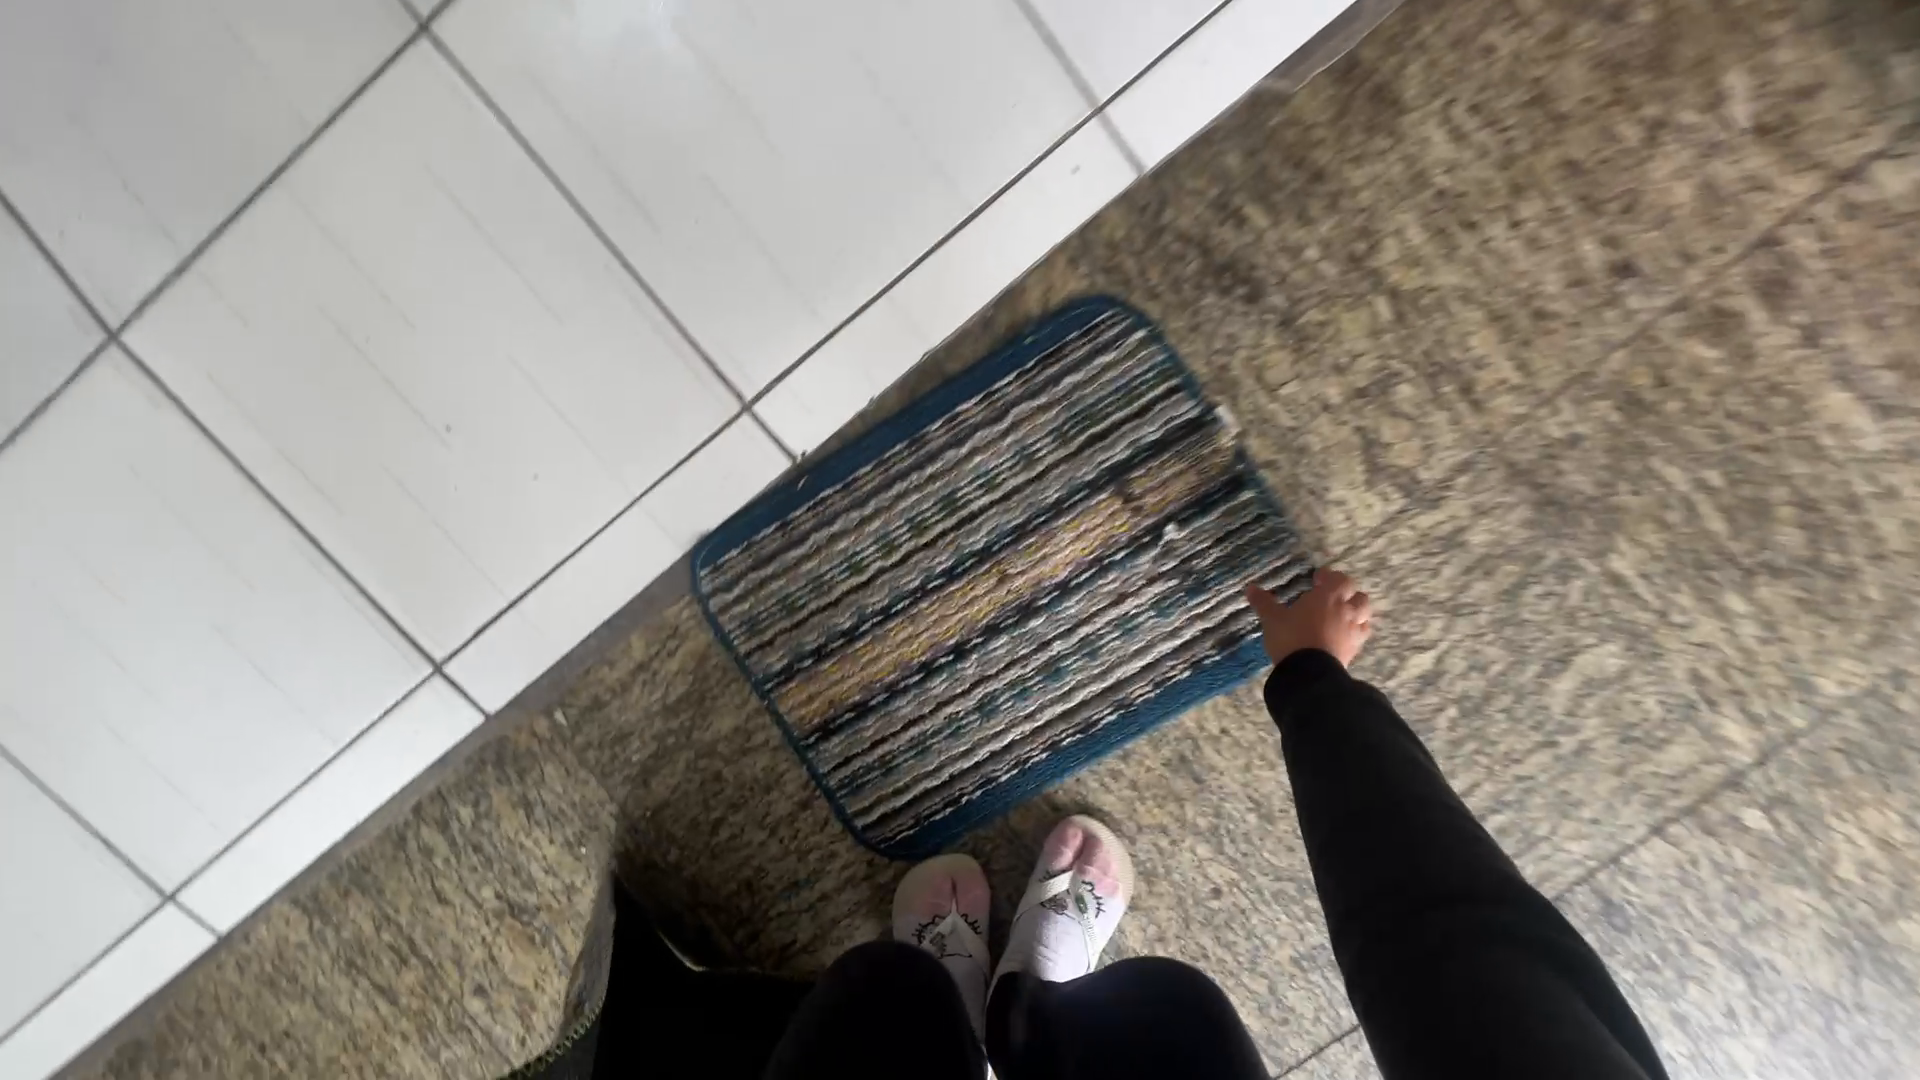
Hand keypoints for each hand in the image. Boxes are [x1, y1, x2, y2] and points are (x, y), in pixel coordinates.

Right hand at [1245, 568, 1373, 667]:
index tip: (1317, 579)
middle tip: (1332, 598)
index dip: (1330, 577)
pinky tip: (1341, 636)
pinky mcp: (1354, 650)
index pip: (1340, 579)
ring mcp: (1353, 632)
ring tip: (1341, 617)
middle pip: (1359, 597)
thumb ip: (1263, 602)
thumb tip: (1250, 588)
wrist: (1309, 673)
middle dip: (1348, 595)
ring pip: (1364, 617)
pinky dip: (1353, 632)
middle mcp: (1346, 611)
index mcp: (1328, 598)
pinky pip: (1360, 636)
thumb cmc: (1291, 637)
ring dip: (1356, 613)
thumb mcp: (1272, 618)